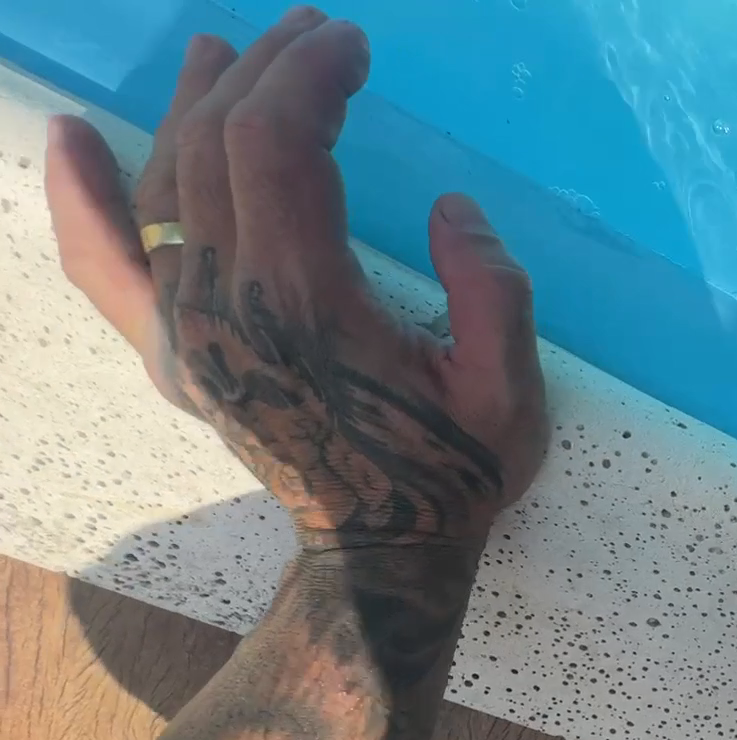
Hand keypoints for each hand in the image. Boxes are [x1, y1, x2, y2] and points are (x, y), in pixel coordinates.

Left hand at [45, 6, 545, 550]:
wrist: (391, 546)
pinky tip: (79, 141)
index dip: (311, 80)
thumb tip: (455, 210)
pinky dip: (81, 195)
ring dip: (197, 106)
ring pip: (165, 183)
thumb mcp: (510, 391)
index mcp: (308, 302)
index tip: (352, 44)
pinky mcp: (175, 353)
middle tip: (314, 34)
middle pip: (216, 147)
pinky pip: (101, 261)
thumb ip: (494, 295)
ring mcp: (185, 328)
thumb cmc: (459, 470)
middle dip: (265, 74)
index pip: (279, 149)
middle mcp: (224, 300)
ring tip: (229, 51)